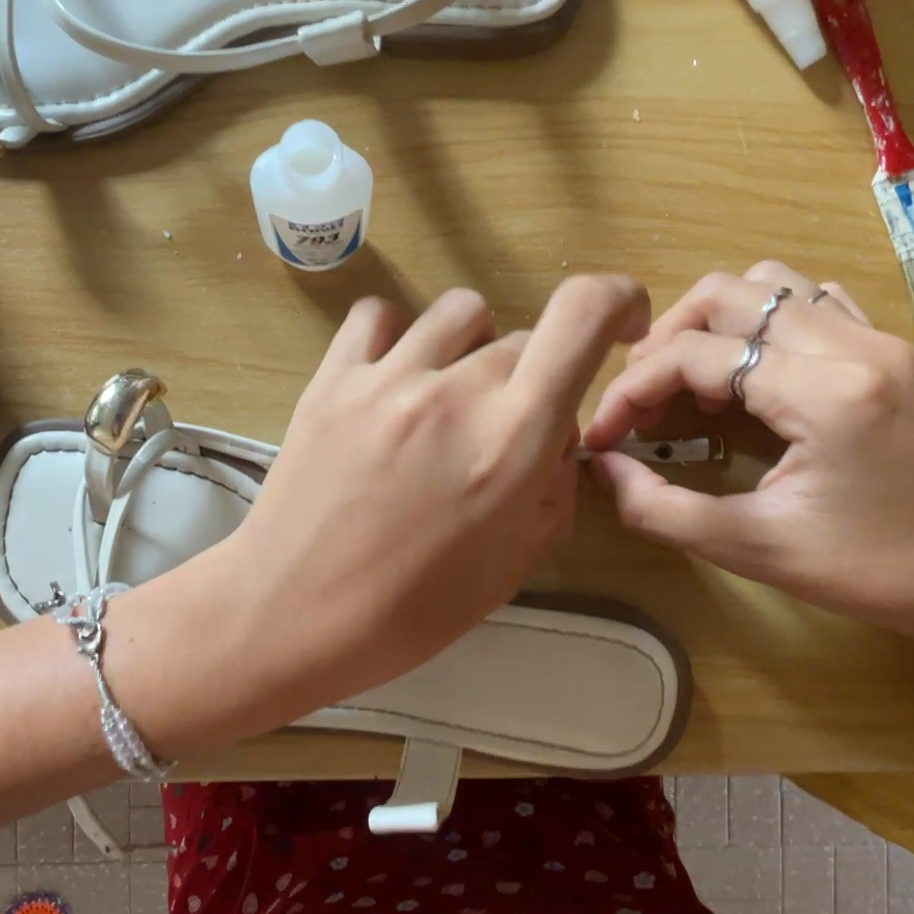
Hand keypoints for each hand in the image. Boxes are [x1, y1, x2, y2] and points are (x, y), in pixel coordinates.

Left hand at [229, 277, 648, 694]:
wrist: (291, 613)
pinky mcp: (330, 378)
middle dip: (531, 380)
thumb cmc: (408, 612)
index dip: (618, 300)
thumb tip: (557, 436)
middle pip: (523, 337)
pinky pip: (380, 315)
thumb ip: (553, 488)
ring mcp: (385, 378)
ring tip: (447, 399)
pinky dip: (401, 335)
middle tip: (499, 434)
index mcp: (511, 442)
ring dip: (473, 348)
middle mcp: (454, 392)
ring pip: (460, 313)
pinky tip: (394, 376)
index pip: (582, 317)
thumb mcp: (511, 566)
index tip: (622, 325)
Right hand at [584, 261, 913, 660]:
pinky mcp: (895, 352)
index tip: (602, 434)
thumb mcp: (752, 548)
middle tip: (641, 398)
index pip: (695, 355)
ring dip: (714, 323)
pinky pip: (814, 302)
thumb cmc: (873, 574)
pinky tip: (752, 375)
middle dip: (665, 341)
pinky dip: (764, 324)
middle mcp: (856, 344)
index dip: (630, 389)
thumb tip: (601, 468)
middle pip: (728, 293)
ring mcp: (883, 340)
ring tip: (692, 382)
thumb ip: (660, 509)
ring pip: (773, 284)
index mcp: (825, 392)